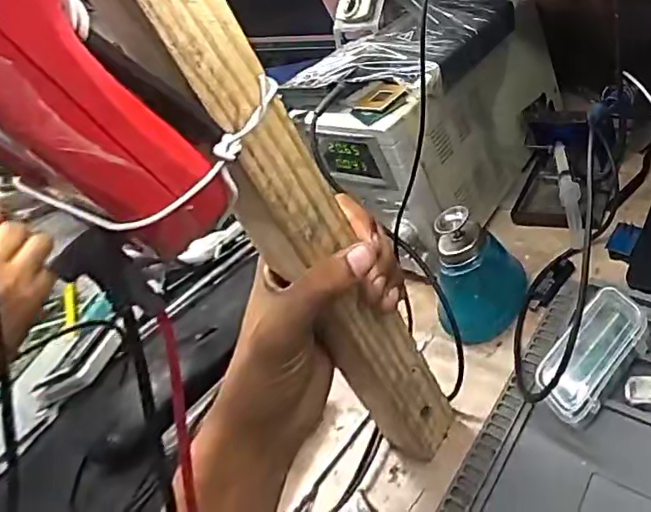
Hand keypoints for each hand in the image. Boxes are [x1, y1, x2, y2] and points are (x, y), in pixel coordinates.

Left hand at [207, 194, 402, 452]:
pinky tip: (388, 307)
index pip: (321, 216)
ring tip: (379, 301)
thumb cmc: (258, 377)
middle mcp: (311, 267)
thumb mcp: (281, 326)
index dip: (349, 220)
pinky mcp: (354, 311)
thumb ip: (321, 285)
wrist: (265, 434)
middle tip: (371, 283)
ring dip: (386, 272)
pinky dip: (392, 290)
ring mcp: (334, 289)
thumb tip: (365, 251)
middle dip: (374, 252)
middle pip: (357, 233)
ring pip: (374, 257)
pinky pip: (383, 284)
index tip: (364, 241)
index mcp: (283, 260)